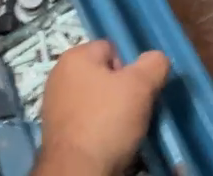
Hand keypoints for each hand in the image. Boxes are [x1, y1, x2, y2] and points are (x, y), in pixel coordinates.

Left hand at [34, 41, 170, 174]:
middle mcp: (59, 73)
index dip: (128, 69)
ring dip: (108, 112)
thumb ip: (153, 65)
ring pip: (94, 99)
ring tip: (121, 132)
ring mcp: (54, 102)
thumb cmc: (107, 120)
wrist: (78, 170)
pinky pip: (84, 120)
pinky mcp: (55, 129)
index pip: (110, 49)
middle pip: (102, 75)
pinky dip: (95, 128)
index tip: (137, 92)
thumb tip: (157, 57)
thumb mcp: (140, 87)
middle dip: (119, 91)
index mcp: (75, 56)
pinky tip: (105, 143)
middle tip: (132, 113)